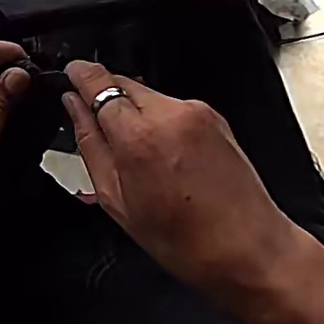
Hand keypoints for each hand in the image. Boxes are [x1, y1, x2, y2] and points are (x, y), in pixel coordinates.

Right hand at [61, 60, 309, 309]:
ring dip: (133, 110)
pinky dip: (159, 120)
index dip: (80, 73)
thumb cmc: (186, 240)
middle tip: (100, 127)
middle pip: (122, 81)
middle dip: (106, 96)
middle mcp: (168, 114)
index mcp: (138, 136)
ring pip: (146, 93)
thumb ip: (89, 143)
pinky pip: (171, 105)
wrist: (251, 251)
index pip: (99, 82)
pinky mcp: (214, 116)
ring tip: (139, 154)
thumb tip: (73, 107)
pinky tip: (164, 155)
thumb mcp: (116, 199)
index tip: (72, 73)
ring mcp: (195, 112)